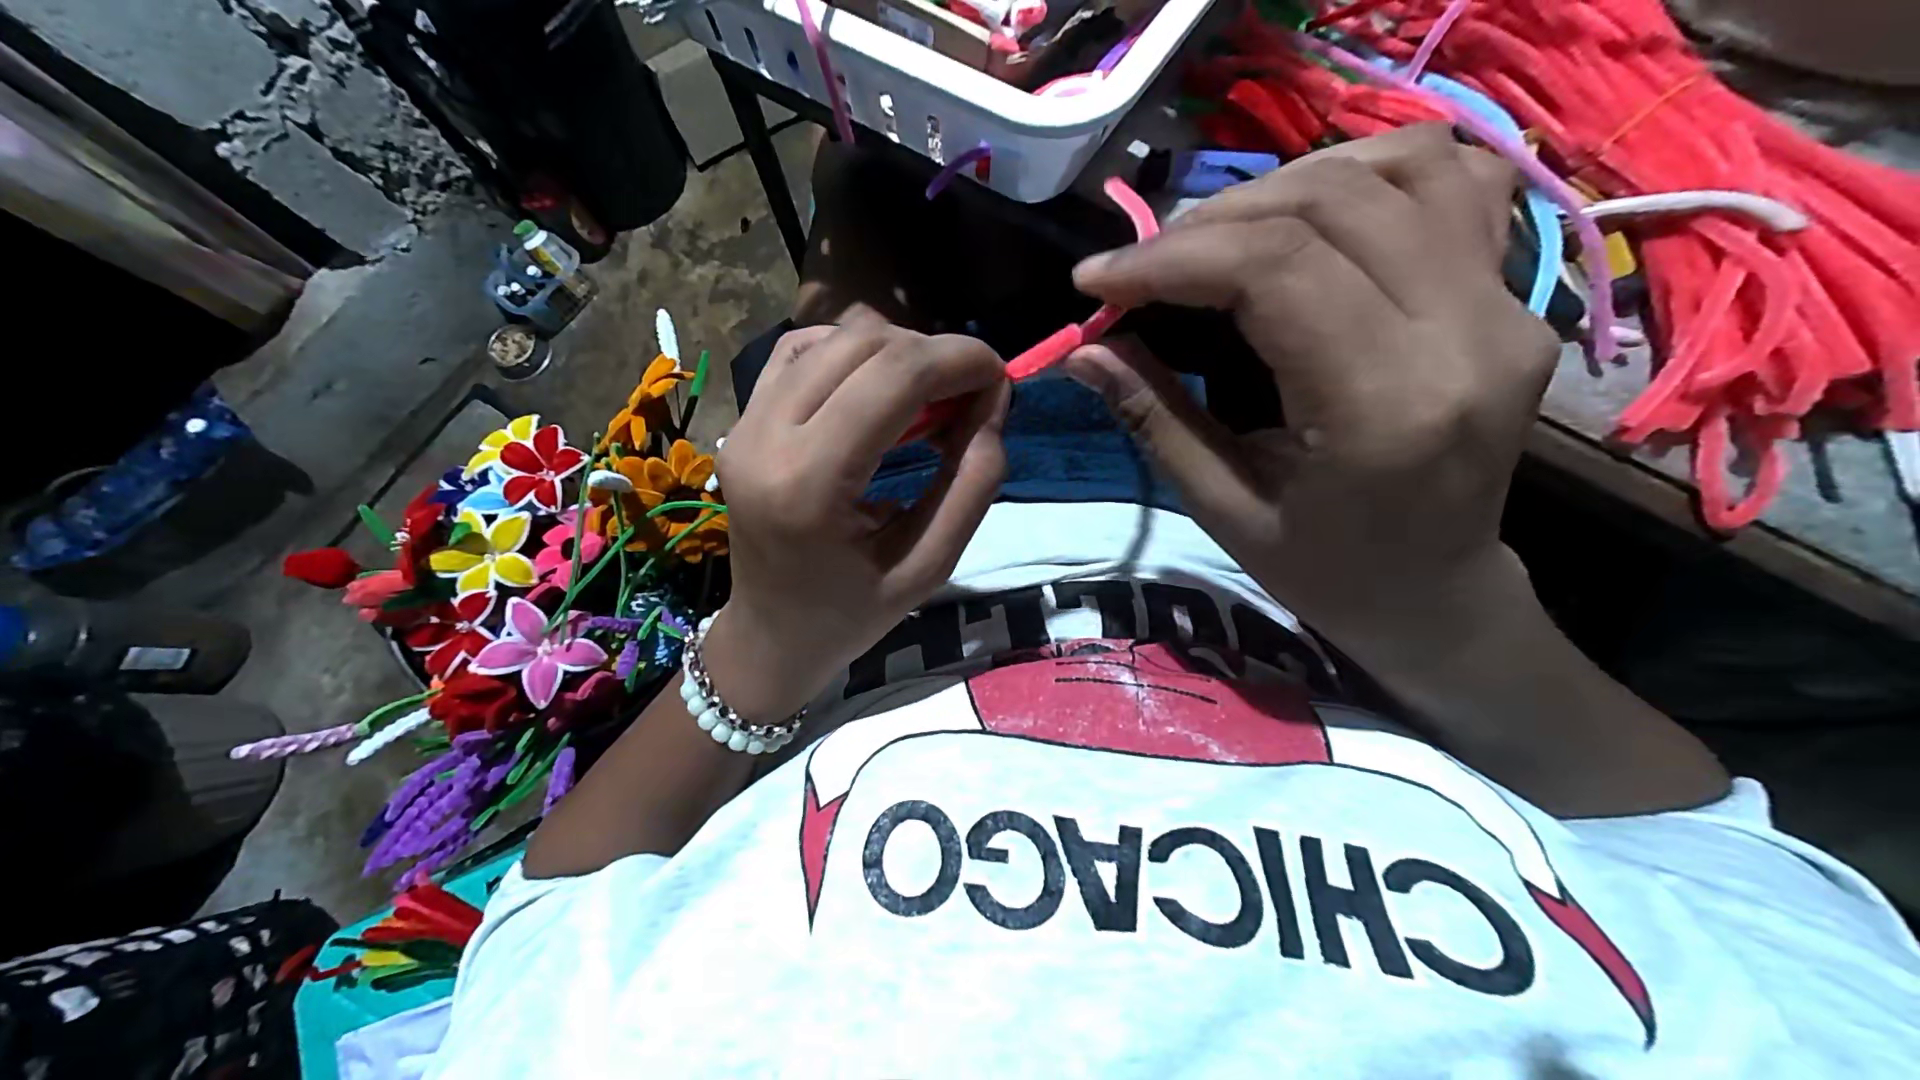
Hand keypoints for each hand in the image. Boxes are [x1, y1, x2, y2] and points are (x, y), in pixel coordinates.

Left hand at [704, 320, 1009, 718]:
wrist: (772, 633)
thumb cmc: (852, 614)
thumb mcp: (929, 567)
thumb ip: (971, 484)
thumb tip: (994, 399)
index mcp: (809, 484)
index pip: (894, 377)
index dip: (959, 359)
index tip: (999, 375)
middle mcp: (765, 438)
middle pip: (863, 343)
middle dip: (932, 353)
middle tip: (969, 393)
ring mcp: (745, 424)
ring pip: (831, 338)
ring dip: (893, 352)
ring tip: (927, 396)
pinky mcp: (742, 422)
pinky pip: (799, 353)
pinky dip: (849, 354)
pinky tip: (876, 390)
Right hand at [1066, 125, 1559, 647]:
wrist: (1435, 593)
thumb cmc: (1323, 571)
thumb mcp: (1223, 510)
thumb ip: (1156, 419)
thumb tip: (1084, 350)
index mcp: (1385, 407)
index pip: (1276, 271)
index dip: (1172, 259)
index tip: (1099, 280)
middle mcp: (1464, 336)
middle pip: (1327, 206)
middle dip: (1208, 224)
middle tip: (1142, 267)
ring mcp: (1504, 306)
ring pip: (1394, 170)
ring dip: (1279, 189)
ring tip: (1213, 240)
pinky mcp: (1512, 296)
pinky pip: (1451, 183)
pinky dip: (1367, 176)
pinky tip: (1310, 216)